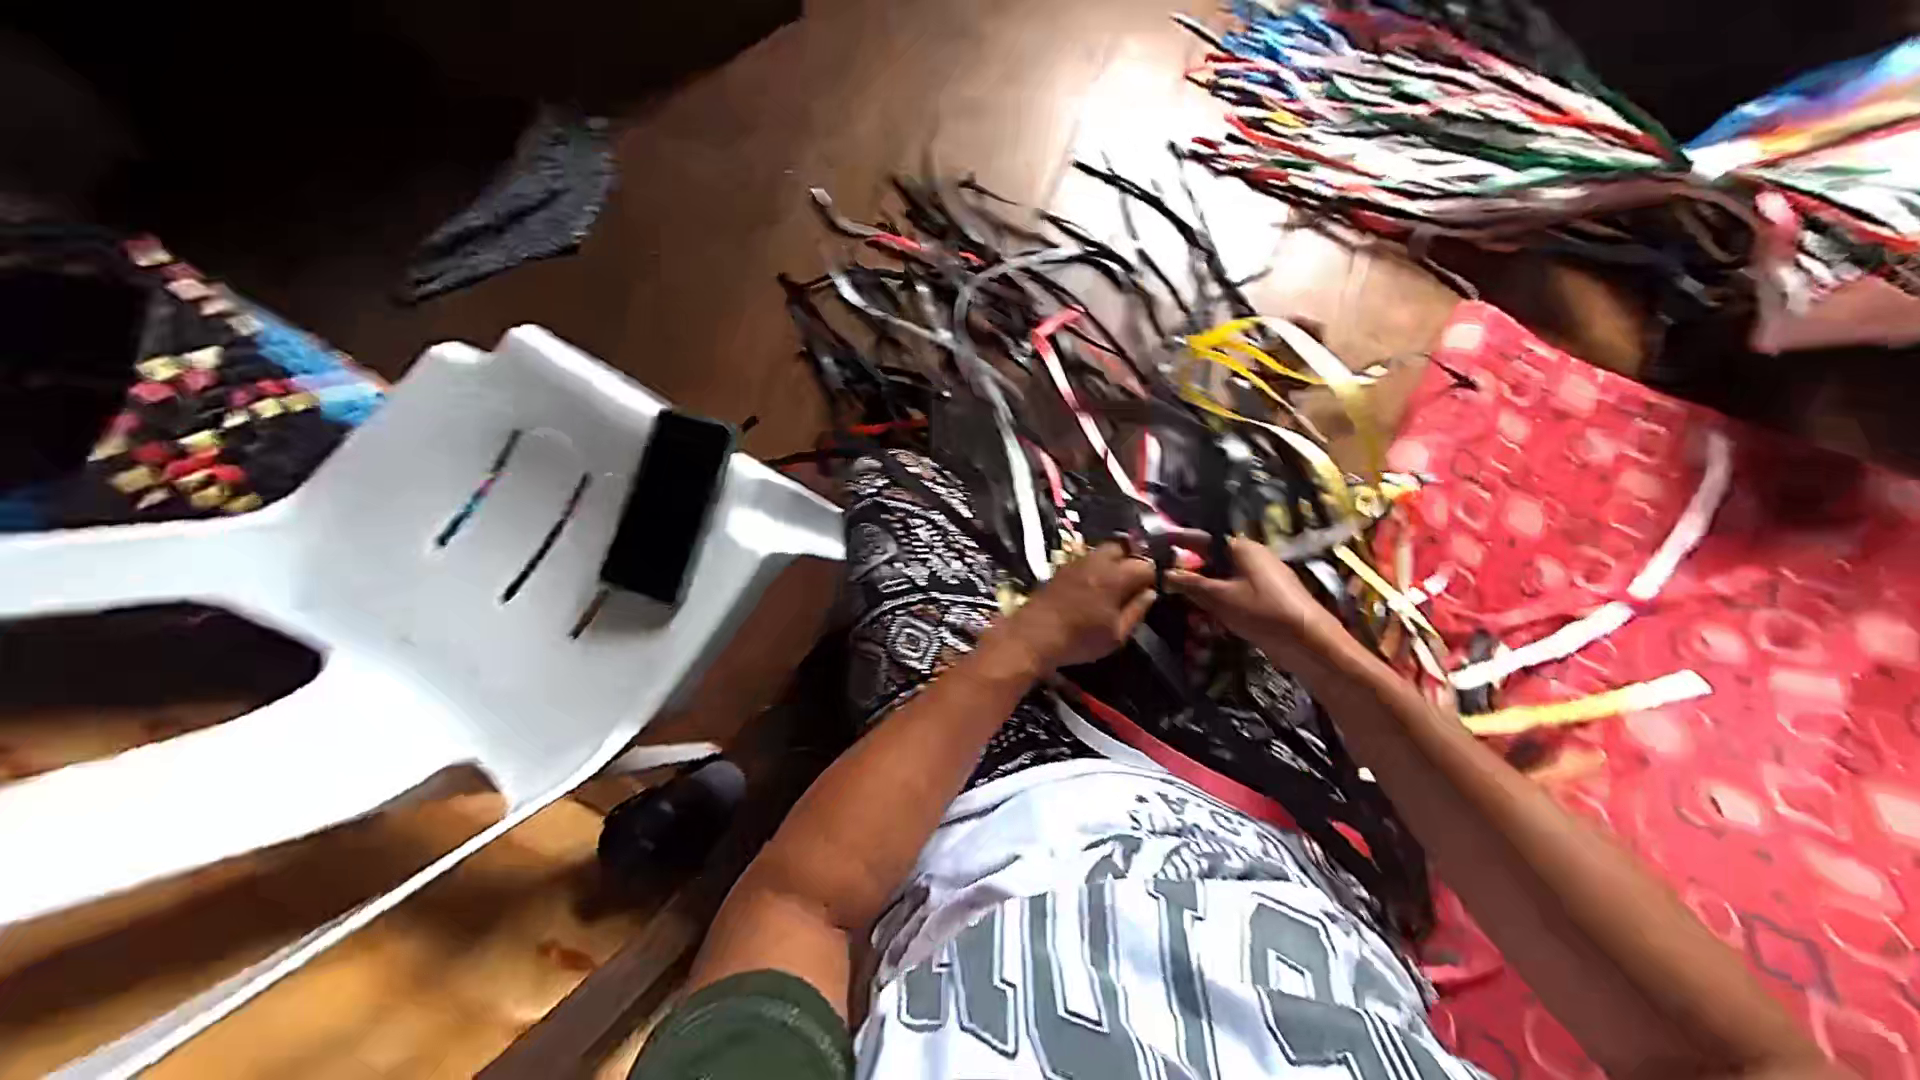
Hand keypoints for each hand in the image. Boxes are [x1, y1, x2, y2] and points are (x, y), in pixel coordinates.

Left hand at [993, 543, 1157, 672]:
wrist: (1032, 636)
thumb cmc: (1078, 640)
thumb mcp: (1116, 635)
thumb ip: (1137, 611)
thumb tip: (1149, 592)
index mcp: (1115, 577)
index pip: (1145, 565)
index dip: (1151, 578)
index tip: (1146, 592)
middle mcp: (1097, 562)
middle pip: (1124, 548)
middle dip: (1132, 561)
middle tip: (1131, 583)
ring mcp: (1077, 562)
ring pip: (1104, 550)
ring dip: (1113, 562)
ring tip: (1113, 584)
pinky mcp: (1062, 567)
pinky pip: (1087, 558)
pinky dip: (1096, 566)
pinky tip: (1093, 585)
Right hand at [1166, 536, 1344, 660]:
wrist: (1308, 641)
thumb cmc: (1262, 611)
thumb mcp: (1219, 597)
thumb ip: (1190, 583)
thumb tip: (1166, 573)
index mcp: (1242, 548)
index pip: (1203, 539)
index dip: (1179, 541)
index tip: (1157, 544)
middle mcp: (1253, 556)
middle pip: (1213, 557)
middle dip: (1189, 566)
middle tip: (1162, 575)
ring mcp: (1262, 577)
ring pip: (1223, 575)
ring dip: (1203, 584)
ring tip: (1179, 594)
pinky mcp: (1267, 597)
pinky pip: (1234, 589)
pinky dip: (1218, 596)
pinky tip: (1206, 610)